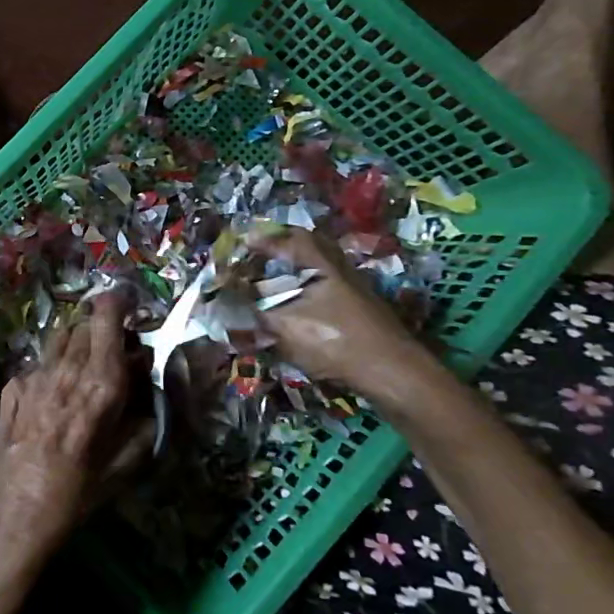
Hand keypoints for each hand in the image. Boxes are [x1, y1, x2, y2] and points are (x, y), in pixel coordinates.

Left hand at [0, 294, 150, 583]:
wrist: (14, 512)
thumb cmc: (78, 492)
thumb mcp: (128, 460)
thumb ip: (147, 413)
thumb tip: (151, 379)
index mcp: (101, 383)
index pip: (107, 318)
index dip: (119, 303)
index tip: (128, 304)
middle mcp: (66, 368)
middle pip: (83, 324)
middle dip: (101, 328)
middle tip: (111, 349)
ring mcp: (33, 374)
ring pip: (58, 338)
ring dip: (75, 343)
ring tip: (82, 369)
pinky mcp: (10, 386)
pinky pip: (38, 363)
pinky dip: (52, 368)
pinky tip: (53, 397)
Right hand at [251, 227, 443, 406]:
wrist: (395, 374)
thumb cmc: (336, 341)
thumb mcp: (285, 326)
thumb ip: (250, 313)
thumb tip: (219, 305)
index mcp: (320, 264)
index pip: (289, 239)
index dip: (264, 239)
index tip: (243, 243)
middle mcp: (339, 269)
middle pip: (309, 249)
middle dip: (282, 251)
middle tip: (259, 258)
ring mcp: (354, 291)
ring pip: (318, 272)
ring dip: (293, 274)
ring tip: (271, 286)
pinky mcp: (360, 313)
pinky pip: (325, 291)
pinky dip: (304, 294)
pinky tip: (294, 313)